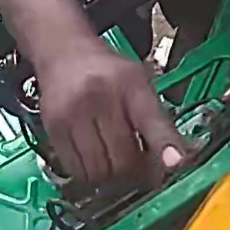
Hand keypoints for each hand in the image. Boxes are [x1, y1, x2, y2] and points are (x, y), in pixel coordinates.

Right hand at [37, 39, 185, 184]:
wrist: (64, 53)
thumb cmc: (109, 76)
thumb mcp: (140, 87)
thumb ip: (159, 124)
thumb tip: (175, 164)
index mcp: (131, 85)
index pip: (152, 121)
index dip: (165, 145)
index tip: (176, 164)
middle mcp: (100, 97)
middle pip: (124, 160)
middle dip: (134, 171)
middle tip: (136, 164)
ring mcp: (72, 114)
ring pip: (99, 171)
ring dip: (110, 176)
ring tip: (112, 158)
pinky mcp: (53, 128)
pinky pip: (76, 170)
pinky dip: (88, 174)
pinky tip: (93, 157)